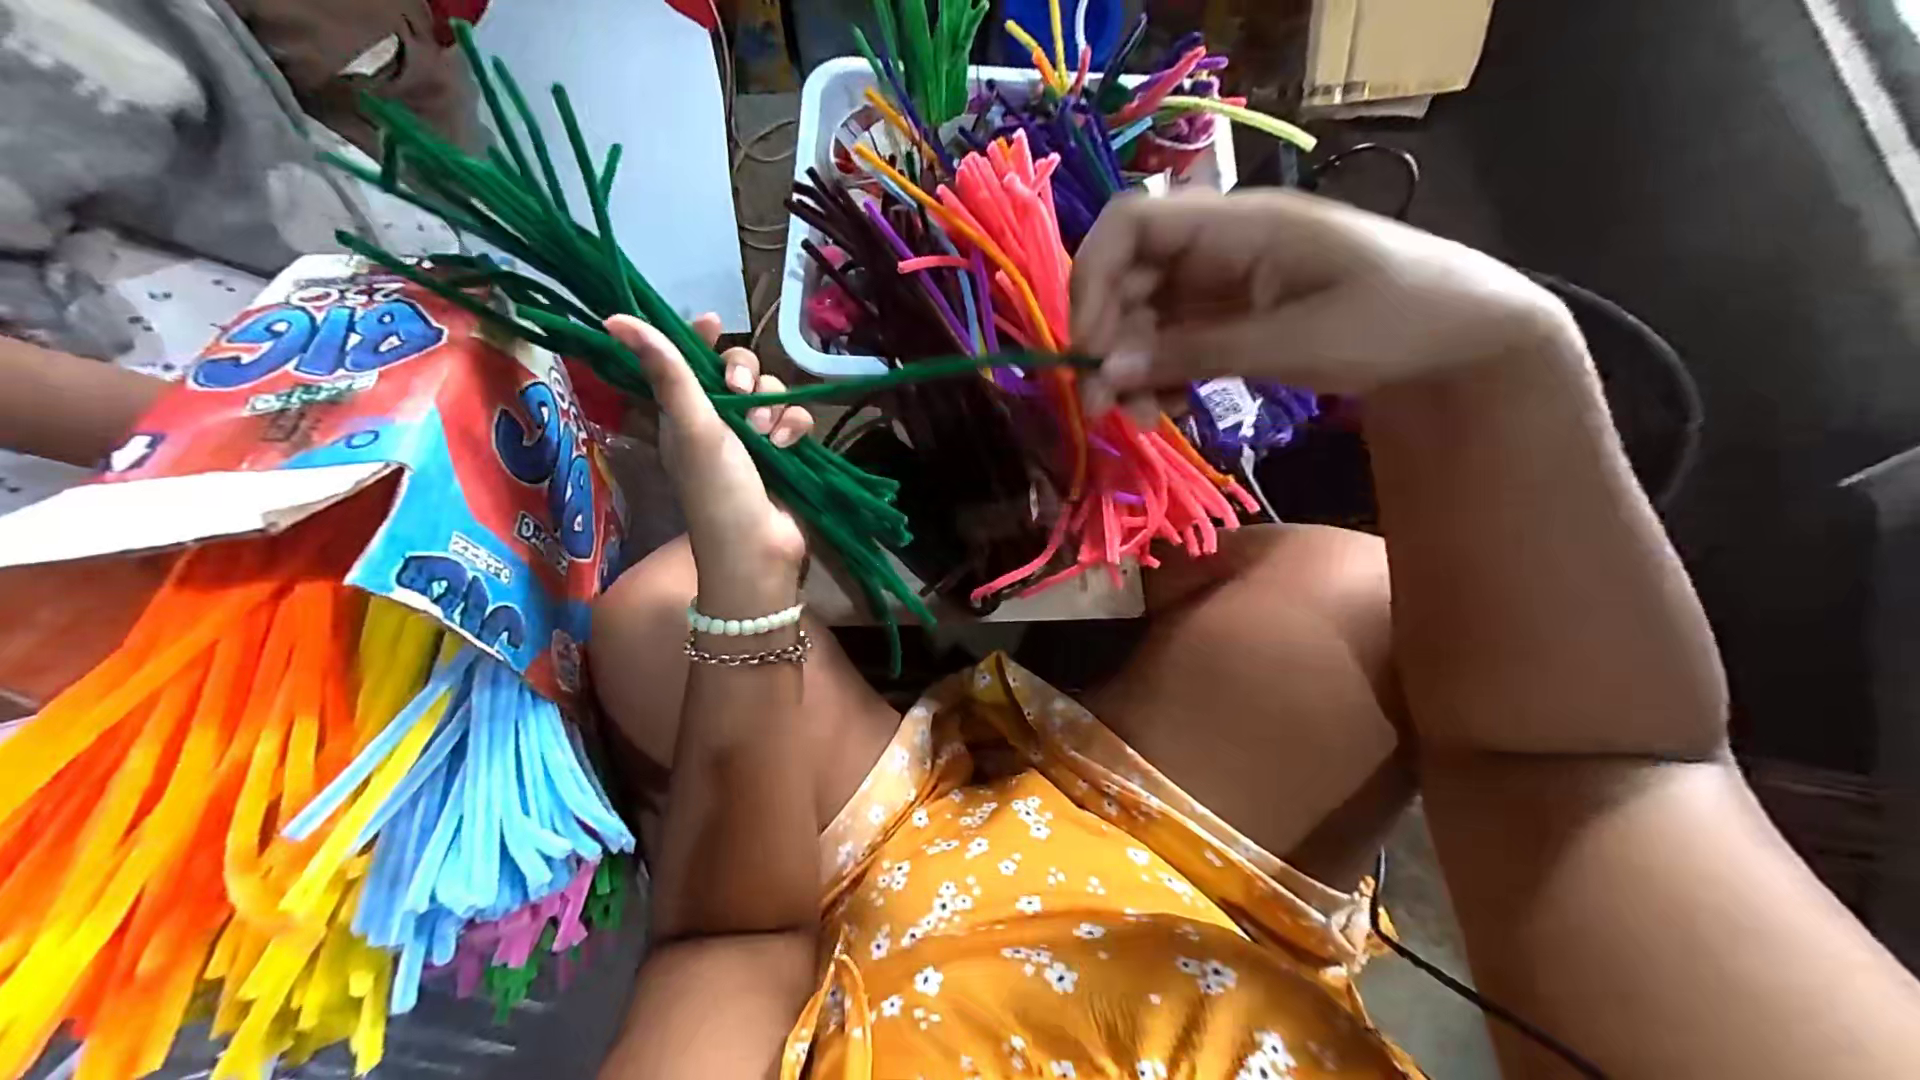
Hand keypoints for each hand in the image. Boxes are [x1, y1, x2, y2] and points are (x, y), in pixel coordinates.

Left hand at [604, 313, 813, 617]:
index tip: (715, 323)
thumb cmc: (716, 488)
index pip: (688, 359)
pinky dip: (793, 427)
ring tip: (765, 436)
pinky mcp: (784, 451)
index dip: (700, 338)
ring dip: (771, 407)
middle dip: (746, 375)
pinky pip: (795, 418)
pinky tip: (786, 446)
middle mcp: (717, 420)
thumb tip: (614, 316)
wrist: (758, 546)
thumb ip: (667, 371)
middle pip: (738, 369)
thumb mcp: (690, 426)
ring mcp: (753, 437)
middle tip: (742, 395)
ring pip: (772, 392)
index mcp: (684, 412)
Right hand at [1071, 190, 1579, 404]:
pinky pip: (1171, 344)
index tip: (1088, 348)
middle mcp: (1217, 247)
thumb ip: (1194, 353)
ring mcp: (1221, 285)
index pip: (1131, 224)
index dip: (1093, 278)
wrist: (1461, 339)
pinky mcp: (1228, 319)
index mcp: (1236, 224)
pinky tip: (1167, 410)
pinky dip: (1158, 378)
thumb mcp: (1291, 340)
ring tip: (1138, 422)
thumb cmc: (1393, 319)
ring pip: (1143, 320)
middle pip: (1127, 280)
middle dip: (1105, 343)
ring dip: (1128, 371)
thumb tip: (1106, 373)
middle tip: (1100, 409)